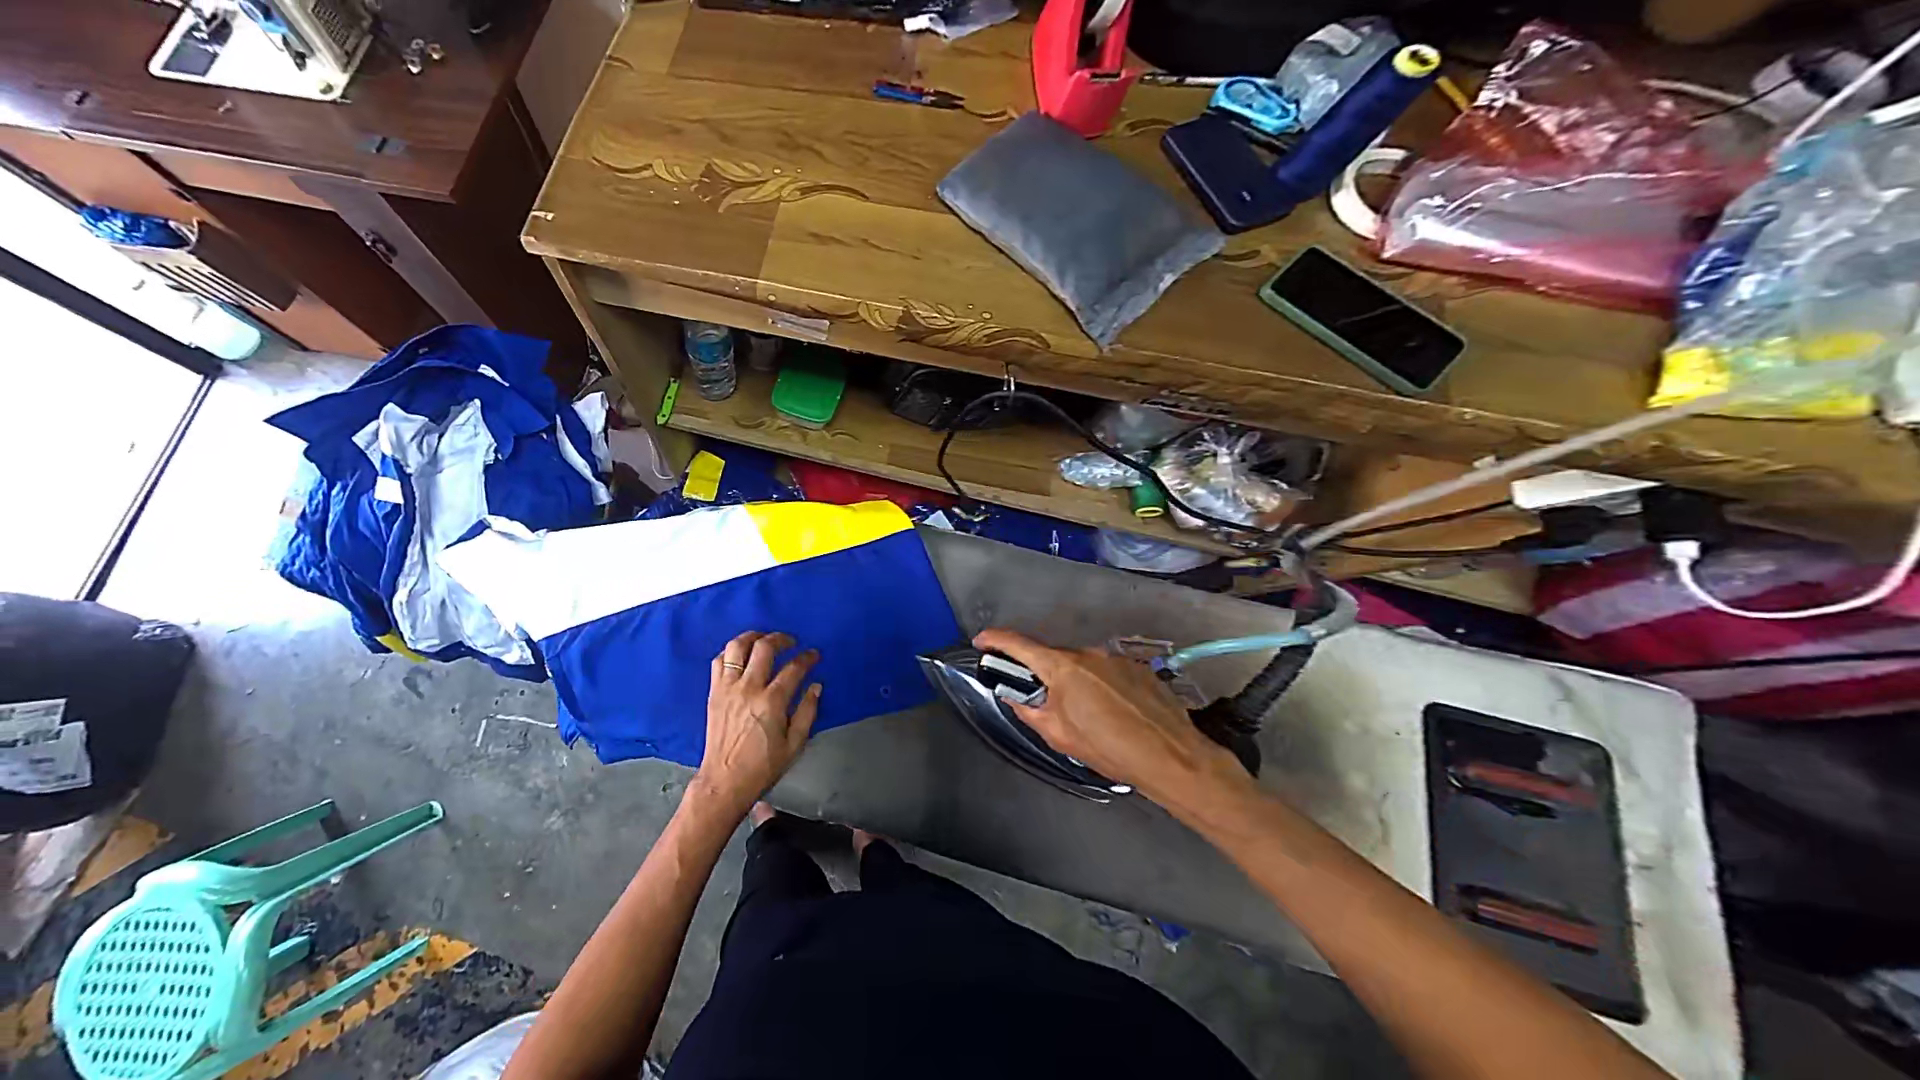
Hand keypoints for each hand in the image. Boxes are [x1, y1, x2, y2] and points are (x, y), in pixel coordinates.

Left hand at [693, 632, 821, 812]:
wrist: (725, 781)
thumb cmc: (763, 765)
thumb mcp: (795, 743)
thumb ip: (807, 711)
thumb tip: (816, 686)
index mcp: (772, 701)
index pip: (794, 668)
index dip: (807, 657)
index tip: (814, 655)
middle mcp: (748, 688)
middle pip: (765, 647)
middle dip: (781, 639)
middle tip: (791, 641)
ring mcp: (727, 688)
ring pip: (737, 647)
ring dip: (753, 637)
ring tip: (764, 639)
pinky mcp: (714, 693)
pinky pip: (719, 661)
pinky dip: (731, 652)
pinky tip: (742, 655)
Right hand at [972, 629, 1245, 804]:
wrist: (1171, 757)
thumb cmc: (1108, 749)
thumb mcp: (1060, 736)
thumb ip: (1031, 710)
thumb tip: (1015, 694)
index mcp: (1063, 667)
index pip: (1020, 644)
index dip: (996, 640)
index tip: (982, 640)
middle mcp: (1089, 653)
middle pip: (1054, 657)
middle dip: (1043, 674)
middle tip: (1044, 702)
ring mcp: (1116, 658)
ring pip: (1083, 665)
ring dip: (1076, 682)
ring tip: (1088, 715)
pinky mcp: (1139, 667)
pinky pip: (1107, 671)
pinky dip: (1101, 685)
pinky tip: (1114, 712)